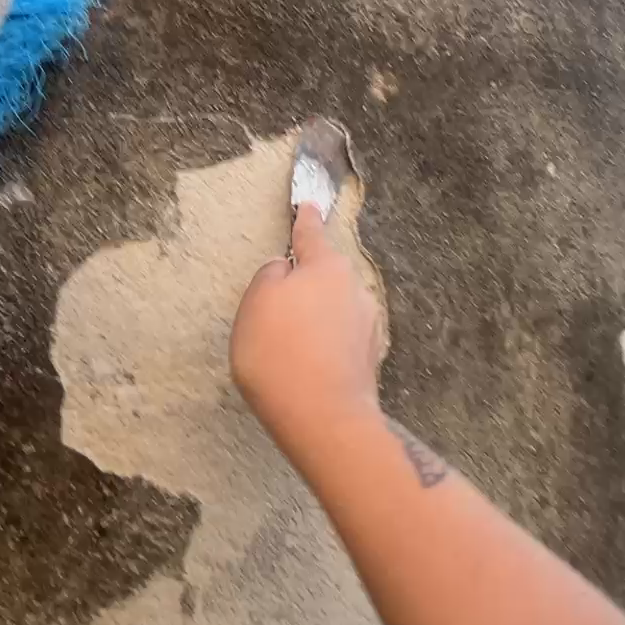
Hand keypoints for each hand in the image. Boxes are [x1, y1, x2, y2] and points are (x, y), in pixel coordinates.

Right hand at [231, 204, 383, 449]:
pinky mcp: (369, 359)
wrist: (323, 419)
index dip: (305, 219)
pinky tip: (306, 367)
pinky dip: (324, 346)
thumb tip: (286, 271)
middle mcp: (354, 289)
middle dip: (305, 285)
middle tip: (276, 311)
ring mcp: (367, 325)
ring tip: (287, 349)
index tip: (309, 204)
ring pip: (333, 310)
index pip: (311, 234)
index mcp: (327, 267)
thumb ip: (270, 277)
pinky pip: (339, 341)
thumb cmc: (279, 353)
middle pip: (324, 276)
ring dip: (315, 319)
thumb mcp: (255, 303)